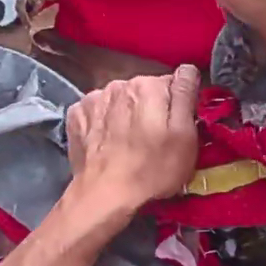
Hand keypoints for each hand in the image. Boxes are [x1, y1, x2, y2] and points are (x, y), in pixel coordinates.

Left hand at [65, 67, 200, 216]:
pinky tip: (110, 141)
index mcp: (149, 86)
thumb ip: (185, 95)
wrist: (105, 195)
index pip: (174, 83)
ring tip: (131, 142)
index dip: (179, 106)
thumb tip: (188, 70)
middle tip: (156, 139)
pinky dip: (106, 121)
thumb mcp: (185, 136)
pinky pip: (100, 110)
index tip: (178, 128)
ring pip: (122, 99)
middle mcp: (120, 84)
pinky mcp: (77, 115)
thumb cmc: (154, 169)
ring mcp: (94, 98)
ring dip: (129, 114)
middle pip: (146, 90)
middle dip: (153, 108)